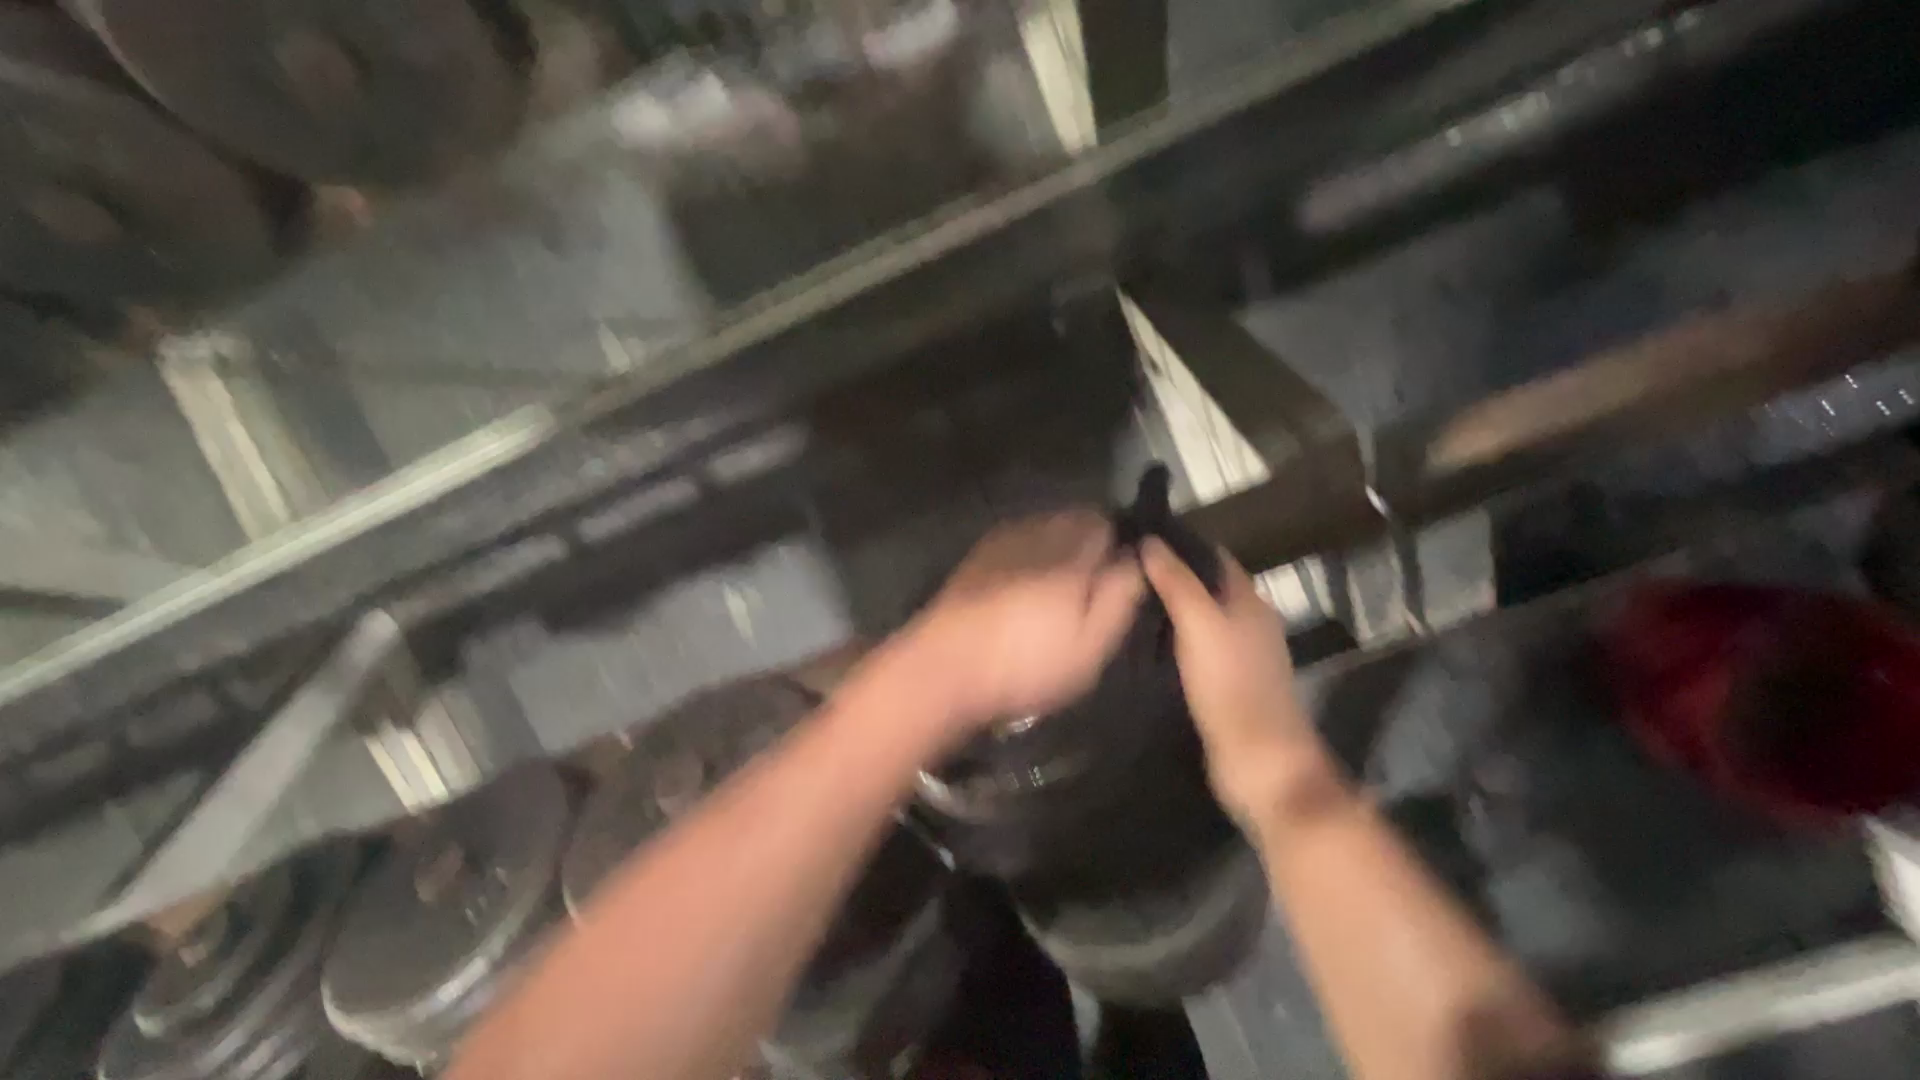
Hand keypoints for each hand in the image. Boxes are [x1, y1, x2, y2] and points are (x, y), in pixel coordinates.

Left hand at [895, 510, 1144, 738]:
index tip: (1121, 571)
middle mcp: (1037, 536)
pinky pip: (1015, 540)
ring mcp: (1002, 543)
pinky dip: (1029, 552)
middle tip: (1093, 580)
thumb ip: (1118, 598)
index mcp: (1071, 556)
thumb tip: (1137, 560)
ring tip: (1060, 583)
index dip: (1118, 544)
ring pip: (1044, 526)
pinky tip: (1025, 582)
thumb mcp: (1088, 647)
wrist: (943, 669)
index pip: (1105, 524)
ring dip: (1058, 543)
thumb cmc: (1024, 666)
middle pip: (1074, 519)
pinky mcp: (976, 557)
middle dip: (1089, 540)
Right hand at [1142, 538, 1331, 825]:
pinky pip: (1191, 654)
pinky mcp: (1222, 689)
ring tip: (1118, 604)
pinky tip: (1137, 648)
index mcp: (1250, 603)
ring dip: (1165, 613)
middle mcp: (1247, 625)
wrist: (1260, 763)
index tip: (1135, 538)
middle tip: (1116, 572)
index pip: (1214, 558)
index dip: (1179, 545)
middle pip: (1205, 589)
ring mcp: (1237, 659)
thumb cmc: (1233, 687)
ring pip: (1197, 622)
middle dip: (1167, 578)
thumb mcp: (1202, 626)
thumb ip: (1178, 583)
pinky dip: (1168, 645)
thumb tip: (1150, 540)